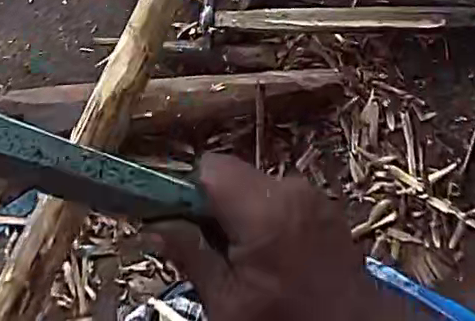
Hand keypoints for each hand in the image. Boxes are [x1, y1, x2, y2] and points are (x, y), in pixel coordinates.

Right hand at [146, 153, 405, 320]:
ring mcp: (309, 193)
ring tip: (242, 256)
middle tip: (208, 244)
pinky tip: (271, 254)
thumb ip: (190, 255)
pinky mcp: (323, 205)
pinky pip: (278, 195)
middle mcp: (286, 187)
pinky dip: (265, 214)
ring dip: (238, 208)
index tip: (174, 217)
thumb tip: (151, 225)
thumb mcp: (229, 307)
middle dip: (211, 202)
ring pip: (252, 183)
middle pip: (229, 173)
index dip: (184, 188)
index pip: (206, 167)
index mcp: (261, 208)